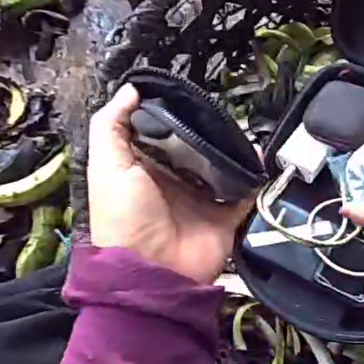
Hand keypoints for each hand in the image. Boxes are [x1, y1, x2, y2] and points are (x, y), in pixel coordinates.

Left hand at [87, 84, 251, 282]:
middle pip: (192, 146)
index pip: (157, 132)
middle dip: (205, 129)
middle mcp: (171, 180)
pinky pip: (243, 190)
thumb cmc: (125, 220)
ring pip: (219, 165)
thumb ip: (111, 126)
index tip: (184, 94)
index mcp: (141, 168)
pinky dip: (252, 175)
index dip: (168, 114)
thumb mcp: (107, 167)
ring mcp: (199, 198)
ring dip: (231, 149)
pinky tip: (256, 157)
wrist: (156, 272)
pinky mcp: (222, 214)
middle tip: (217, 112)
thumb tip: (130, 90)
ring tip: (239, 131)